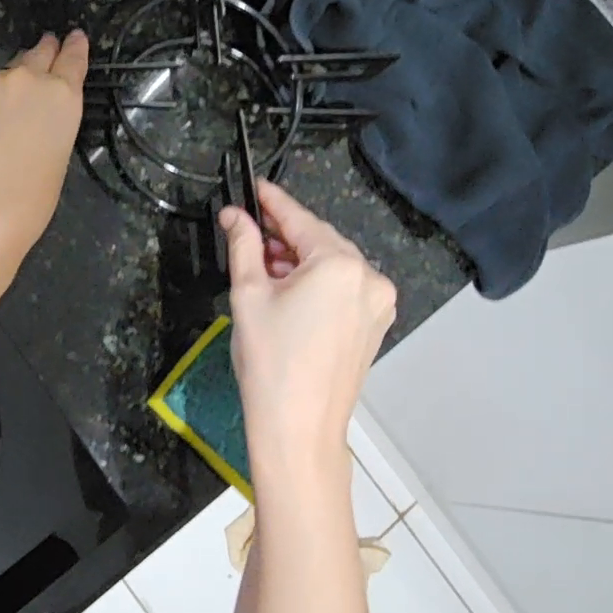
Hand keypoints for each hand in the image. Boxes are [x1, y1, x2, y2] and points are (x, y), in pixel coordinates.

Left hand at [0, 30, 88, 262]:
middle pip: (37, 55)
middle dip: (43, 52)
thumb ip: (49, 127)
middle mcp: (28, 81)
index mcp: (62, 98)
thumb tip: (32, 122)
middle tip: (45, 47)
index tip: (73, 36)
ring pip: (3, 77)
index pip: (72, 60)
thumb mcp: (56, 160)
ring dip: (7, 86)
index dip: (74, 47)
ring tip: (3, 109)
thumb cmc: (29, 201)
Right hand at [220, 180, 396, 464]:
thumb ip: (243, 246)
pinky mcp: (374, 325)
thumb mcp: (248, 295)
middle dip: (284, 236)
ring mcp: (378, 303)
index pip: (300, 220)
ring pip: (332, 265)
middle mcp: (369, 277)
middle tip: (247, 233)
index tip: (255, 187)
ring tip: (262, 268)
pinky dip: (316, 283)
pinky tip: (288, 292)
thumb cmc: (269, 360)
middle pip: (320, 241)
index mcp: (339, 264)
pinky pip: (343, 289)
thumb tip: (234, 216)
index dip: (272, 202)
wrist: (298, 425)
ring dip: (299, 261)